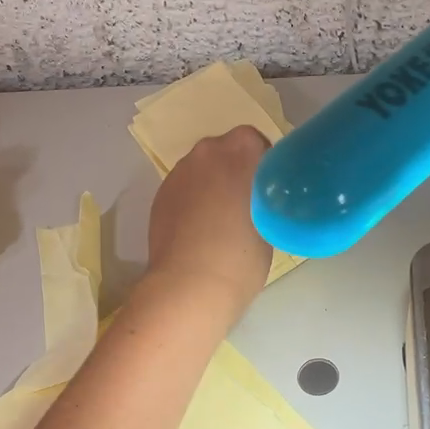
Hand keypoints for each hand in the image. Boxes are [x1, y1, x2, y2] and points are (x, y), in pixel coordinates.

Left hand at [143, 126, 273, 322]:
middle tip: (247, 203)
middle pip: (225, 151)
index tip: (268, 189)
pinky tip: (199, 231)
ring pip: (202, 170)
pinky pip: (185, 190)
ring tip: (221, 221)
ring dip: (212, 185)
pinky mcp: (160, 196)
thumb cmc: (240, 257)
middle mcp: (205, 154)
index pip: (256, 142)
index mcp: (239, 153)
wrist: (189, 287)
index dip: (263, 163)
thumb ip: (264, 199)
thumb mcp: (269, 225)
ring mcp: (178, 174)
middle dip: (235, 170)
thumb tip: (257, 199)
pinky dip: (193, 201)